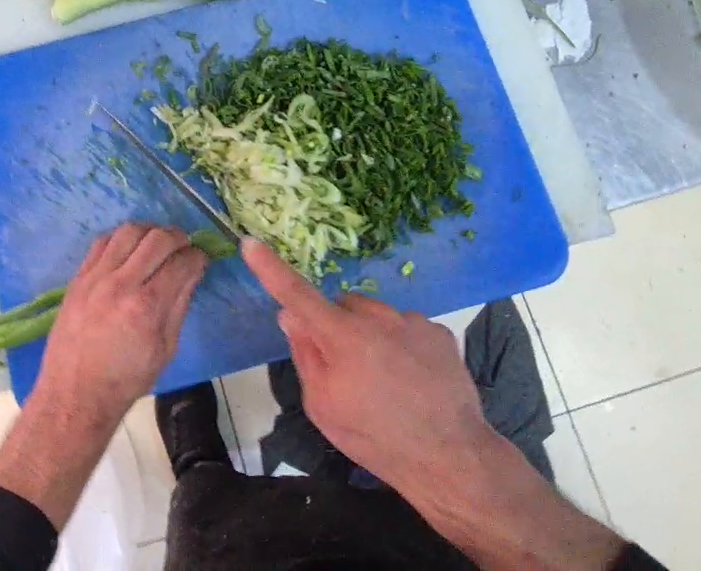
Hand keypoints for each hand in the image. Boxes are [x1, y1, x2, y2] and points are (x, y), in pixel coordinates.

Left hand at [32, 224, 209, 429]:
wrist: (76, 393)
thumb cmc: (127, 378)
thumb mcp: (166, 348)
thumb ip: (180, 304)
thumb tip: (194, 271)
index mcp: (147, 307)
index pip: (182, 262)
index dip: (198, 256)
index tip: (201, 258)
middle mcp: (121, 285)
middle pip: (158, 238)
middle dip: (179, 237)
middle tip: (184, 247)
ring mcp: (96, 278)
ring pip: (129, 231)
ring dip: (150, 231)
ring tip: (157, 244)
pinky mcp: (78, 278)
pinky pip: (102, 241)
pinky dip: (122, 238)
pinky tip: (130, 249)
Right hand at [241, 237, 494, 492]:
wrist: (450, 457)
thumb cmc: (375, 438)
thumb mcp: (324, 406)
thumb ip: (306, 355)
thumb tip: (291, 316)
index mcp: (343, 336)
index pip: (297, 295)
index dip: (271, 269)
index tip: (251, 243)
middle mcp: (378, 317)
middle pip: (342, 306)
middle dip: (337, 326)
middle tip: (346, 369)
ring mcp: (412, 321)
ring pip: (377, 315)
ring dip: (371, 334)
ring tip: (386, 381)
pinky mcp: (439, 331)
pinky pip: (406, 327)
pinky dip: (402, 345)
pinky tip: (412, 379)